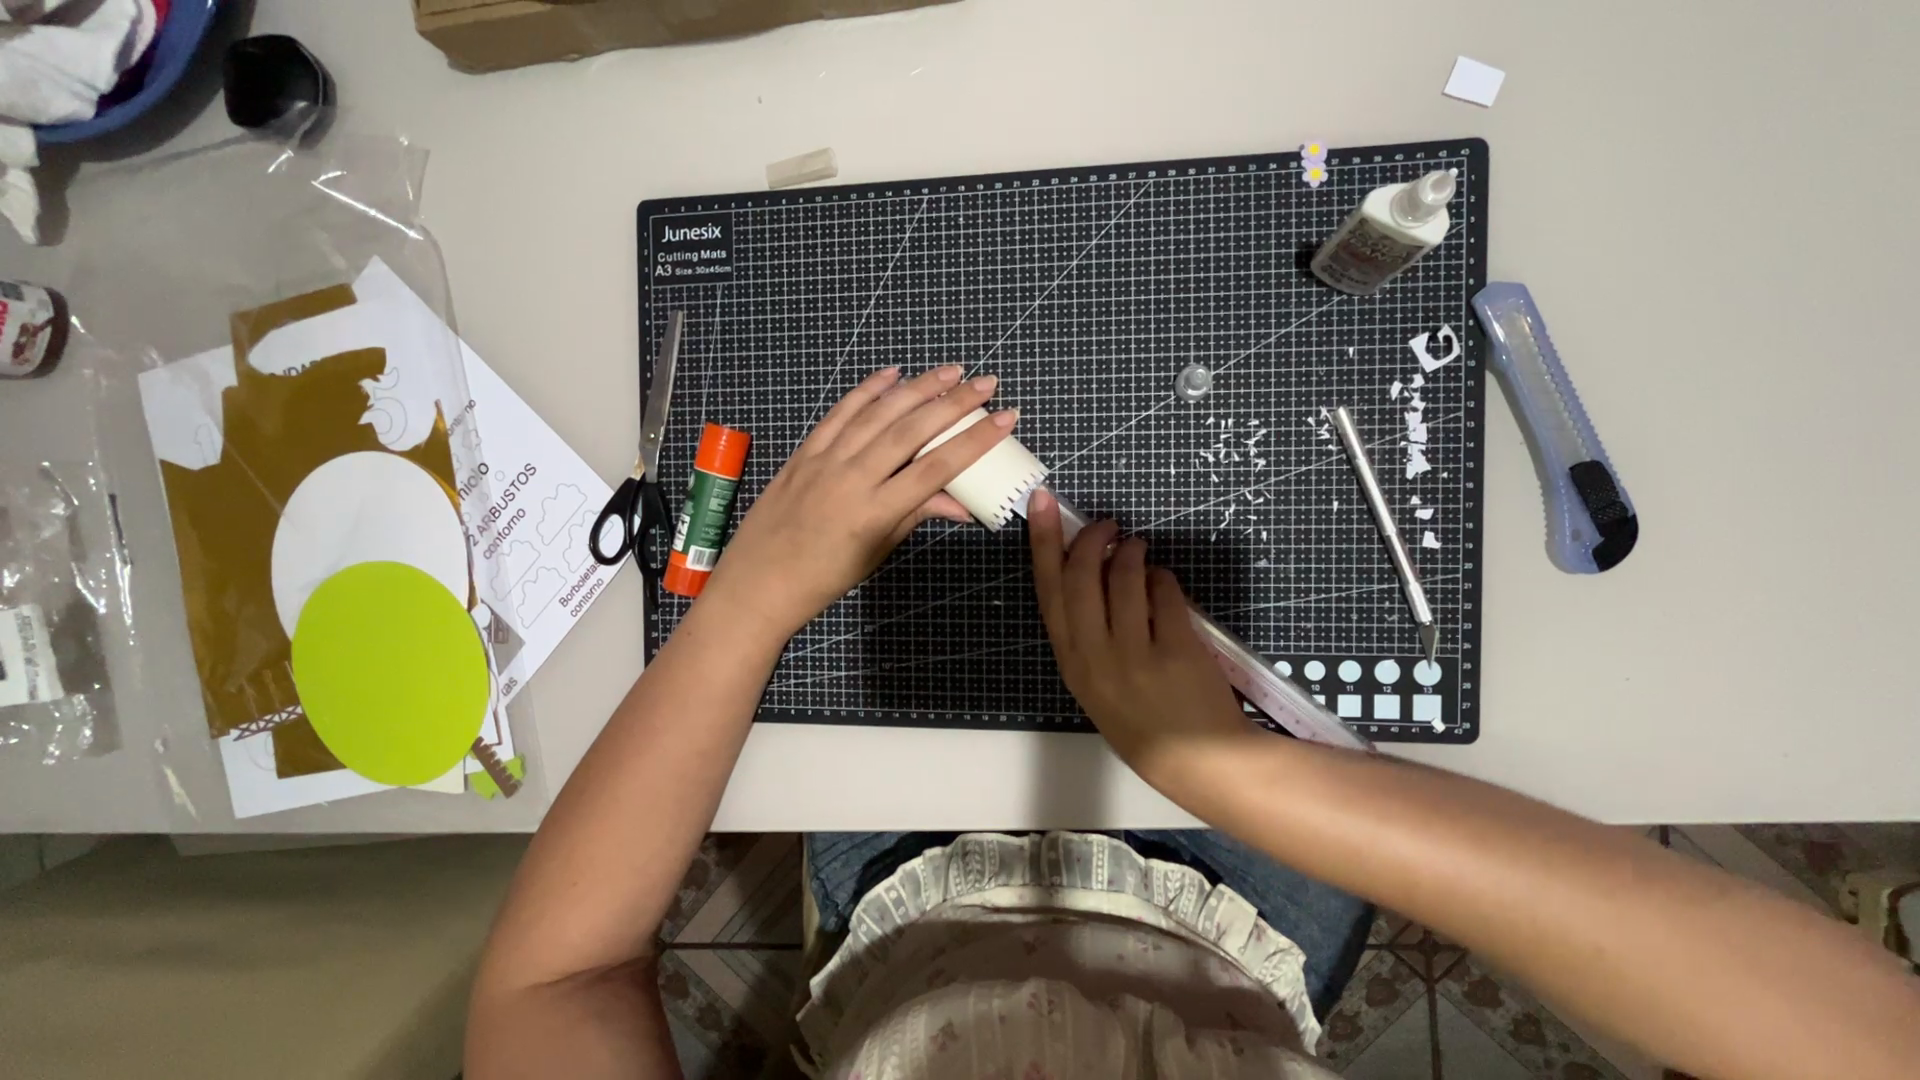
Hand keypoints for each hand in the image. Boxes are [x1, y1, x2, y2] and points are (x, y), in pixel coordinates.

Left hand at [701, 365, 1015, 641]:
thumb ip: (916, 516)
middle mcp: (852, 478)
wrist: (759, 582)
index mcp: (875, 511)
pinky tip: (891, 374)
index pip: (937, 467)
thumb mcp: (877, 551)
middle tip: (986, 382)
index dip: (975, 440)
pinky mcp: (804, 451)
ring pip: (877, 413)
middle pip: (911, 430)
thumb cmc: (824, 577)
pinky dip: (866, 390)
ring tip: (950, 371)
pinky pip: (839, 413)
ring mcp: (825, 460)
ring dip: (917, 388)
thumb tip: (961, 505)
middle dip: (953, 403)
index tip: (1005, 417)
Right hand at [1027, 488, 1257, 791]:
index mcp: (1071, 661)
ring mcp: (1135, 653)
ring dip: (1130, 552)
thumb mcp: (1096, 683)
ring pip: (1123, 577)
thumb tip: (1092, 571)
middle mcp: (1095, 655)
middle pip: (1080, 577)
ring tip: (1138, 548)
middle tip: (1105, 524)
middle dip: (1089, 538)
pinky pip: (1163, 593)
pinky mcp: (1175, 649)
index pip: (1049, 591)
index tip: (1041, 504)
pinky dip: (1162, 577)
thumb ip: (1087, 634)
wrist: (1194, 759)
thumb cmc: (1141, 721)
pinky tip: (1163, 580)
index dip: (1043, 543)